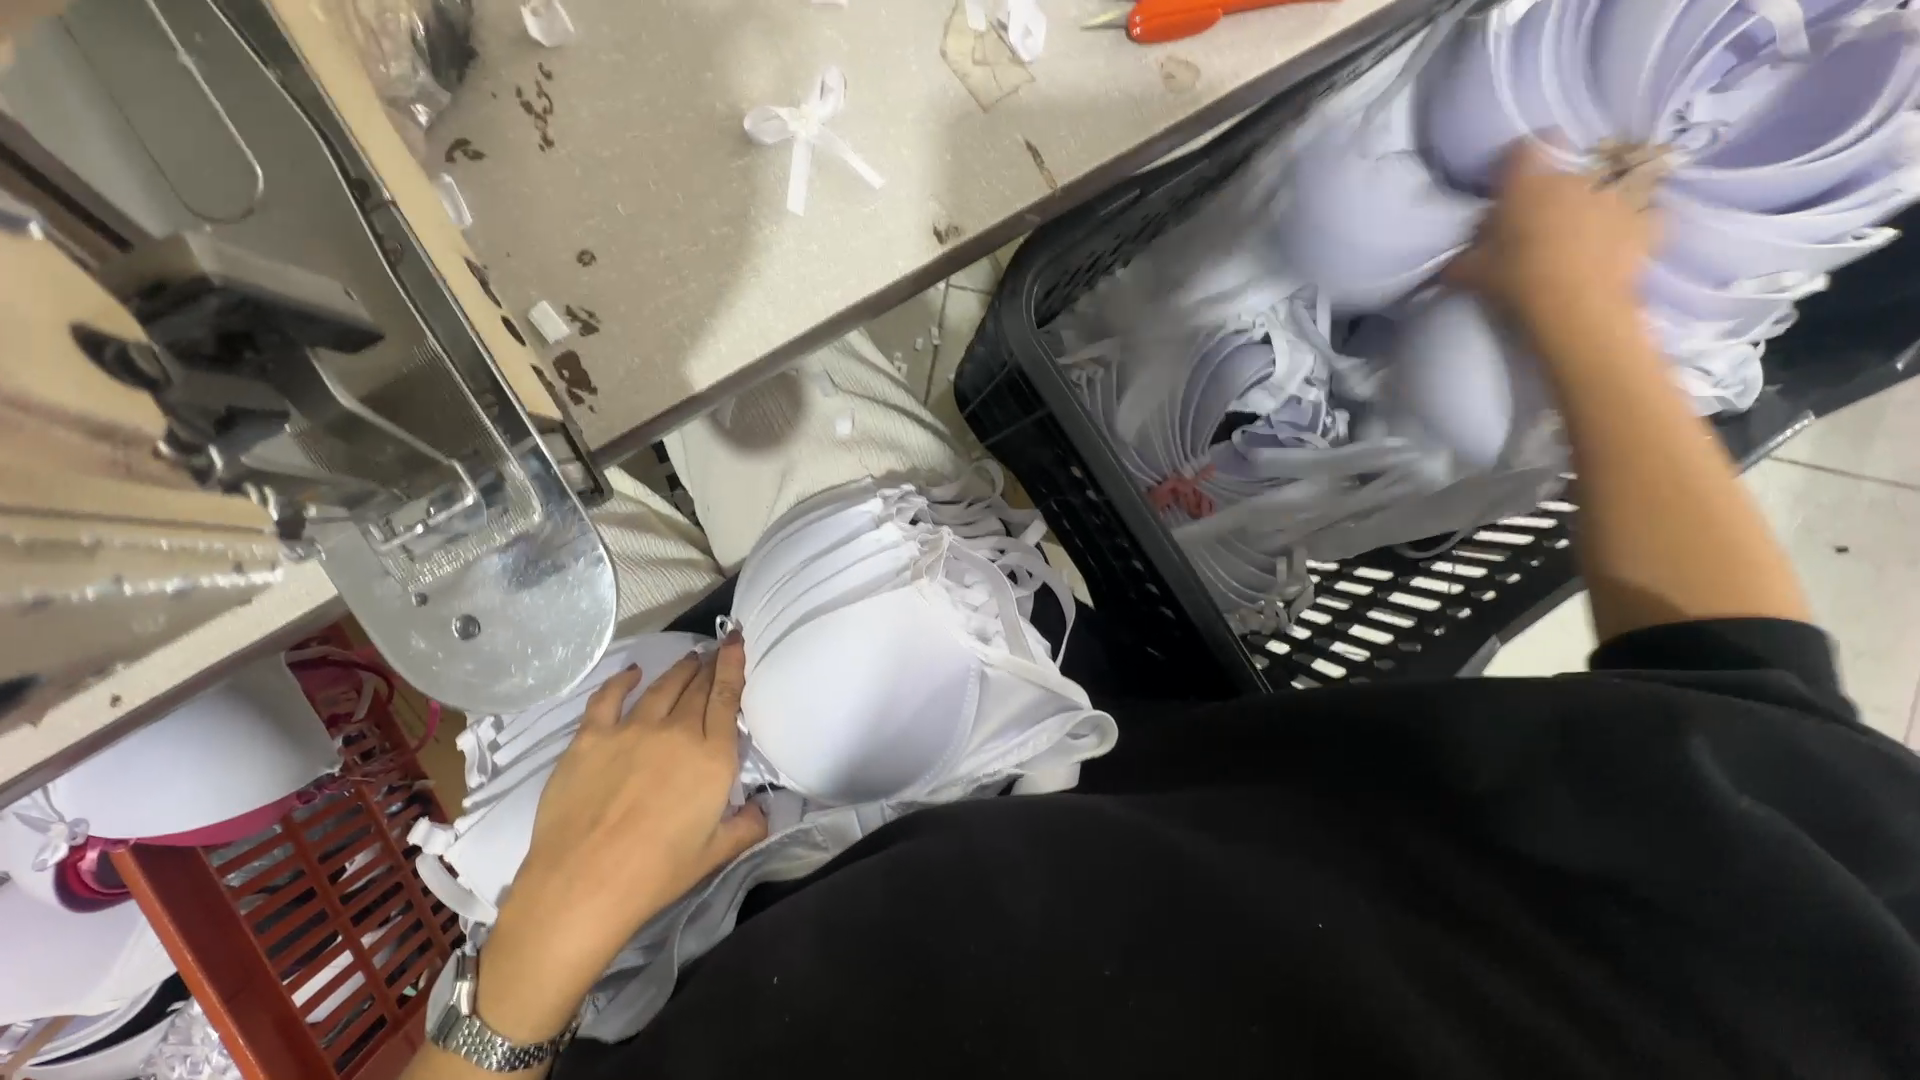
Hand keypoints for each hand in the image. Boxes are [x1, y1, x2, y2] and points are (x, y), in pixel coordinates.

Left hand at [473, 637, 765, 1040]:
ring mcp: (630, 731)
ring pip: (661, 688)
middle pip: (696, 688)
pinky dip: (622, 681)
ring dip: (677, 670)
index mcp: (712, 758)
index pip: (726, 698)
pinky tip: (631, 673)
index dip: (733, 666)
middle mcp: (676, 733)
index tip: (736, 642)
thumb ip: (746, 826)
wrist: (583, 883)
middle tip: (714, 652)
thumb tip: (763, 811)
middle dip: (708, 666)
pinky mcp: (590, 738)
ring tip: (688, 659)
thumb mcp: (714, 854)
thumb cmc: (656, 874)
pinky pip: (608, 698)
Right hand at [1448, 141, 1659, 350]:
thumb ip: (1463, 256)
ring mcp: (1615, 198)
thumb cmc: (1514, 282)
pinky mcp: (1646, 222)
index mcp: (1527, 185)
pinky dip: (1631, 227)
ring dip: (1591, 209)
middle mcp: (1574, 180)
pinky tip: (1618, 247)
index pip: (1525, 149)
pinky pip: (1641, 216)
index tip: (1512, 184)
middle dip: (1554, 193)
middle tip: (1540, 224)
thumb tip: (1456, 255)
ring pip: (1602, 192)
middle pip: (1565, 173)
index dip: (1520, 161)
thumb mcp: (1469, 273)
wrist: (1575, 310)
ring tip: (1580, 240)